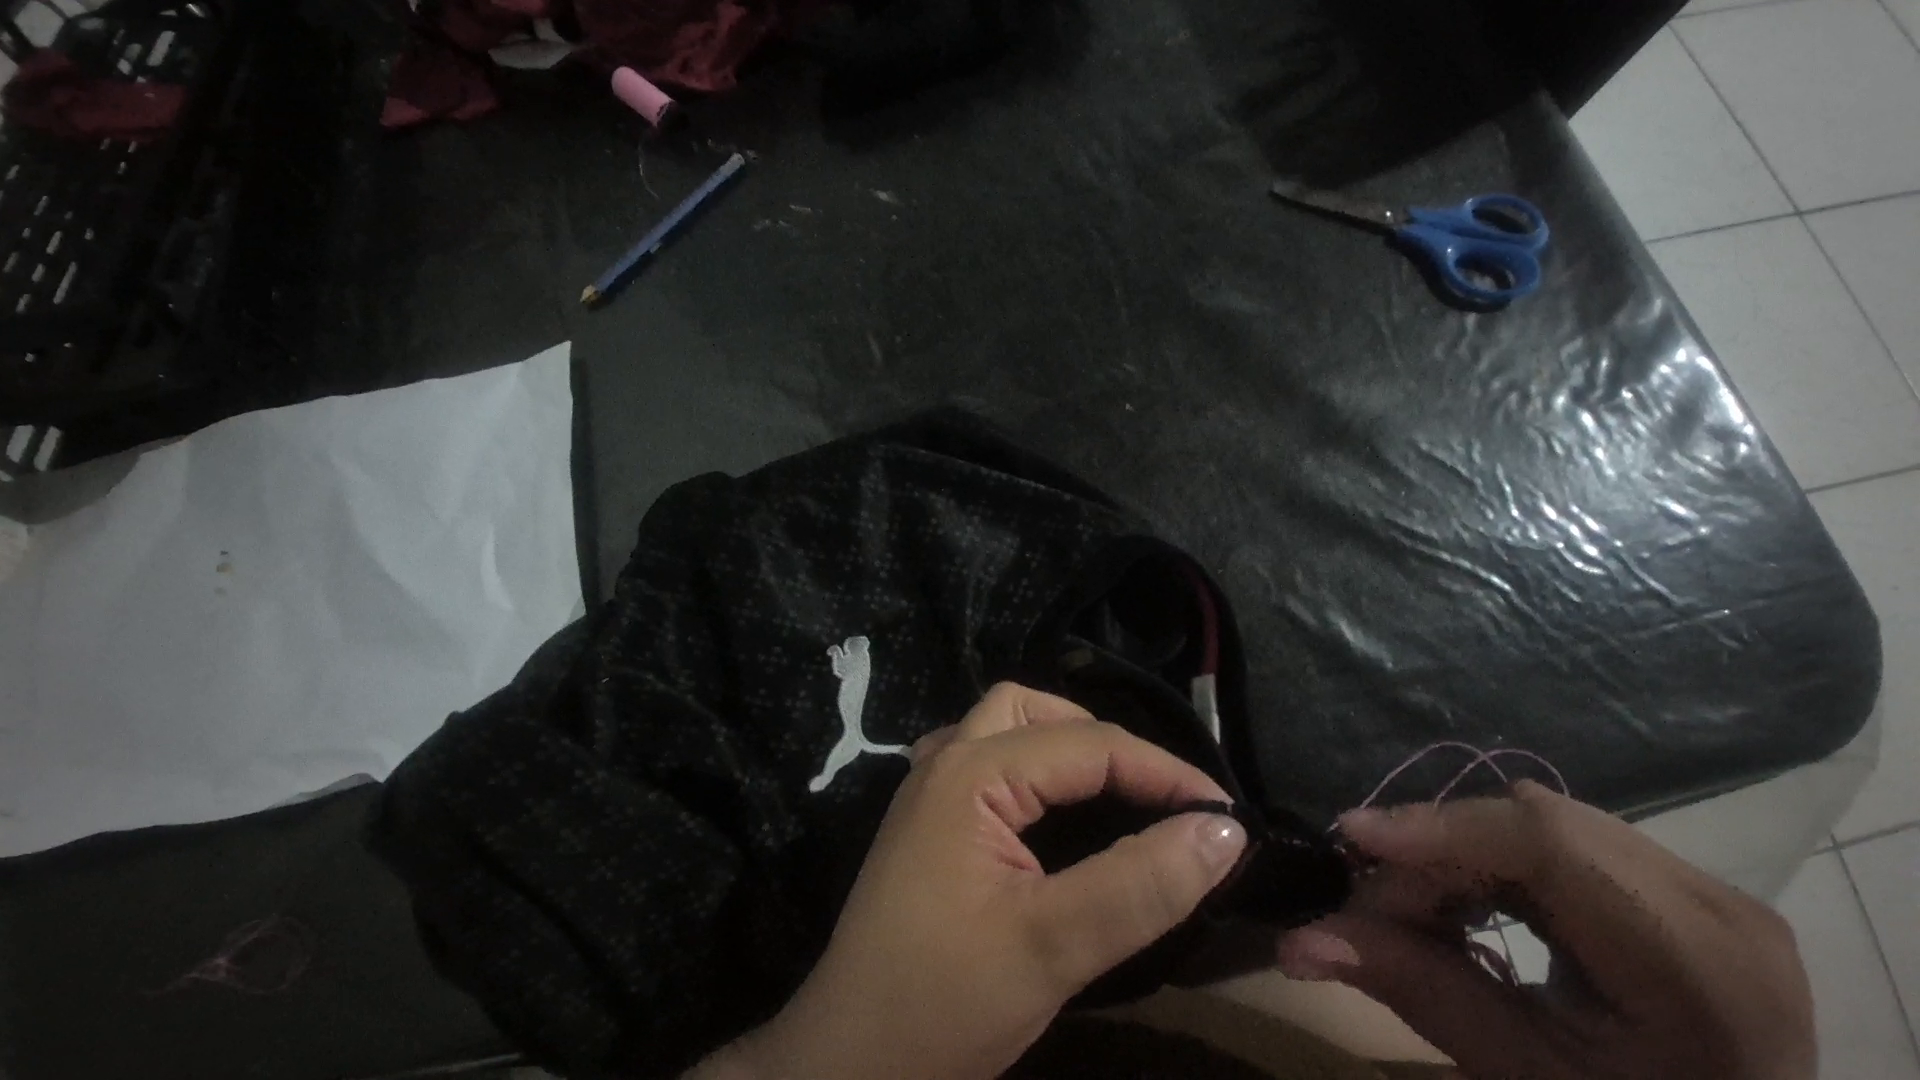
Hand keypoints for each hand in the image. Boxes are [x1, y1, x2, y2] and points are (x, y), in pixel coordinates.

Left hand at [697, 683, 1247, 1079]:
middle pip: (1034, 713)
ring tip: (1115, 794)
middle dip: (1104, 743)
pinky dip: (1030, 769)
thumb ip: (1139, 885)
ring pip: (1004, 729)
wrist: (845, 1061)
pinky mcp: (927, 825)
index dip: (1163, 772)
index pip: (1087, 745)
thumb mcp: (1051, 948)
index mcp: (970, 775)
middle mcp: (944, 763)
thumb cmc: (942, 1002)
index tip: (1225, 816)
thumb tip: (1223, 830)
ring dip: (1063, 747)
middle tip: (1160, 797)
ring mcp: (928, 792)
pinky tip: (1050, 813)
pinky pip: (984, 762)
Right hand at [1274, 781, 1815, 1079]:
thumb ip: (1418, 992)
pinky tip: (1464, 908)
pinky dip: (1491, 865)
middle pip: (1536, 824)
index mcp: (1699, 963)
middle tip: (1367, 907)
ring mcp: (1703, 886)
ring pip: (1539, 823)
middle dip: (1434, 850)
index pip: (1549, 845)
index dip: (1439, 827)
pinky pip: (1559, 842)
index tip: (1349, 837)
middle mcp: (1714, 900)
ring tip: (1411, 913)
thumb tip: (1298, 940)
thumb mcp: (1524, 1077)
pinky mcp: (1679, 886)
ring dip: (1456, 856)